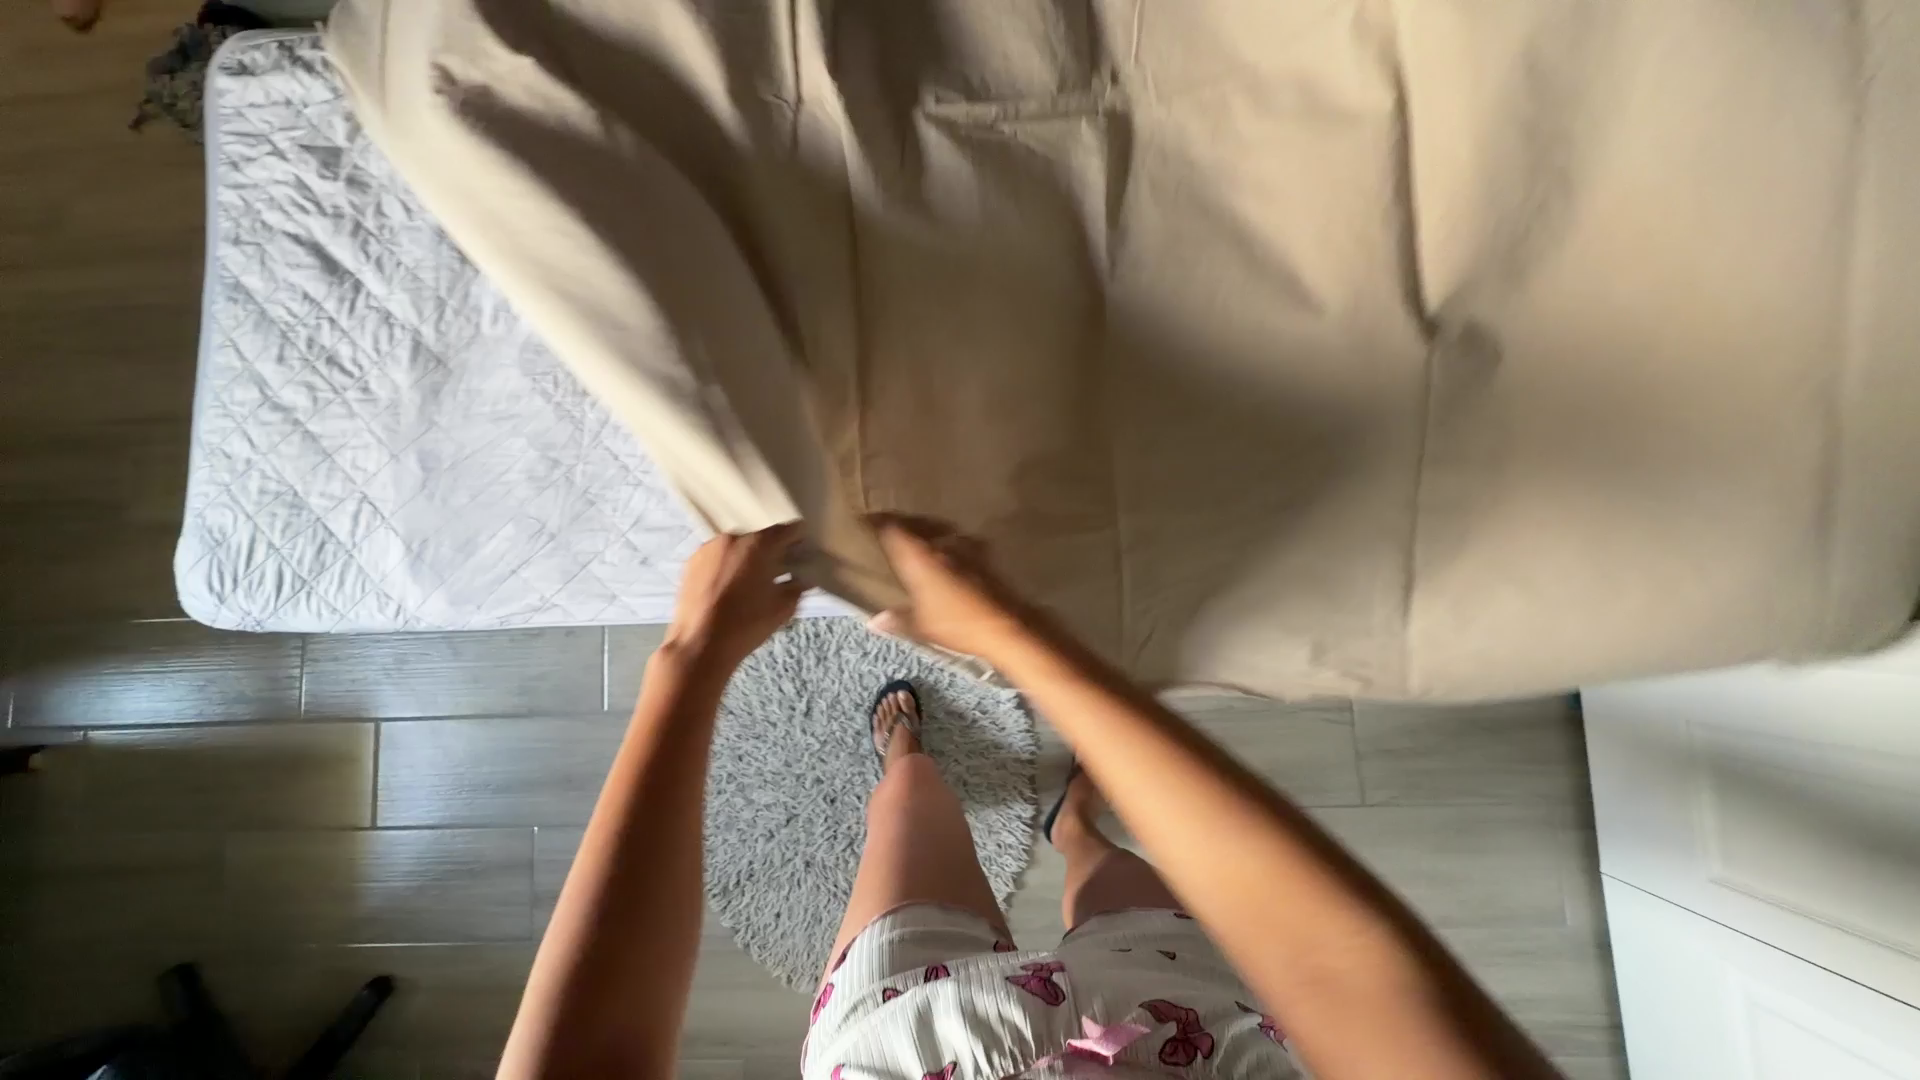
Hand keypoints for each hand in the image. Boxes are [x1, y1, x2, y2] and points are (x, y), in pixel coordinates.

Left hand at [663, 523, 804, 672]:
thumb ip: (798, 586)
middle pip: (760, 537)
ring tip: (752, 581)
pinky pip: (718, 557)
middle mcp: (732, 539)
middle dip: (772, 551)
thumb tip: (804, 578)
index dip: (800, 539)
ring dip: (748, 558)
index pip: (788, 530)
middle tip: (780, 570)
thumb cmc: (746, 626)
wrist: (699, 645)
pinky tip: (731, 587)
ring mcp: (708, 549)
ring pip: (737, 547)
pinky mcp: (691, 563)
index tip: (804, 551)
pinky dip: (728, 566)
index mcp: (758, 545)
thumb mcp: (784, 607)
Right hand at [867, 513, 1043, 659]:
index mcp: (918, 558)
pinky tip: (949, 552)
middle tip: (889, 527)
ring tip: (918, 537)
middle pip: (916, 524)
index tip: (866, 520)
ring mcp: (964, 547)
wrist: (1005, 626)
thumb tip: (874, 621)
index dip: (877, 522)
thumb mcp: (921, 627)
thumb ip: (897, 620)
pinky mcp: (984, 555)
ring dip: (928, 530)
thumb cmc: (957, 625)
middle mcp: (940, 546)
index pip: (891, 529)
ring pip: (939, 530)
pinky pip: (959, 541)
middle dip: (902, 524)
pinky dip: (949, 543)